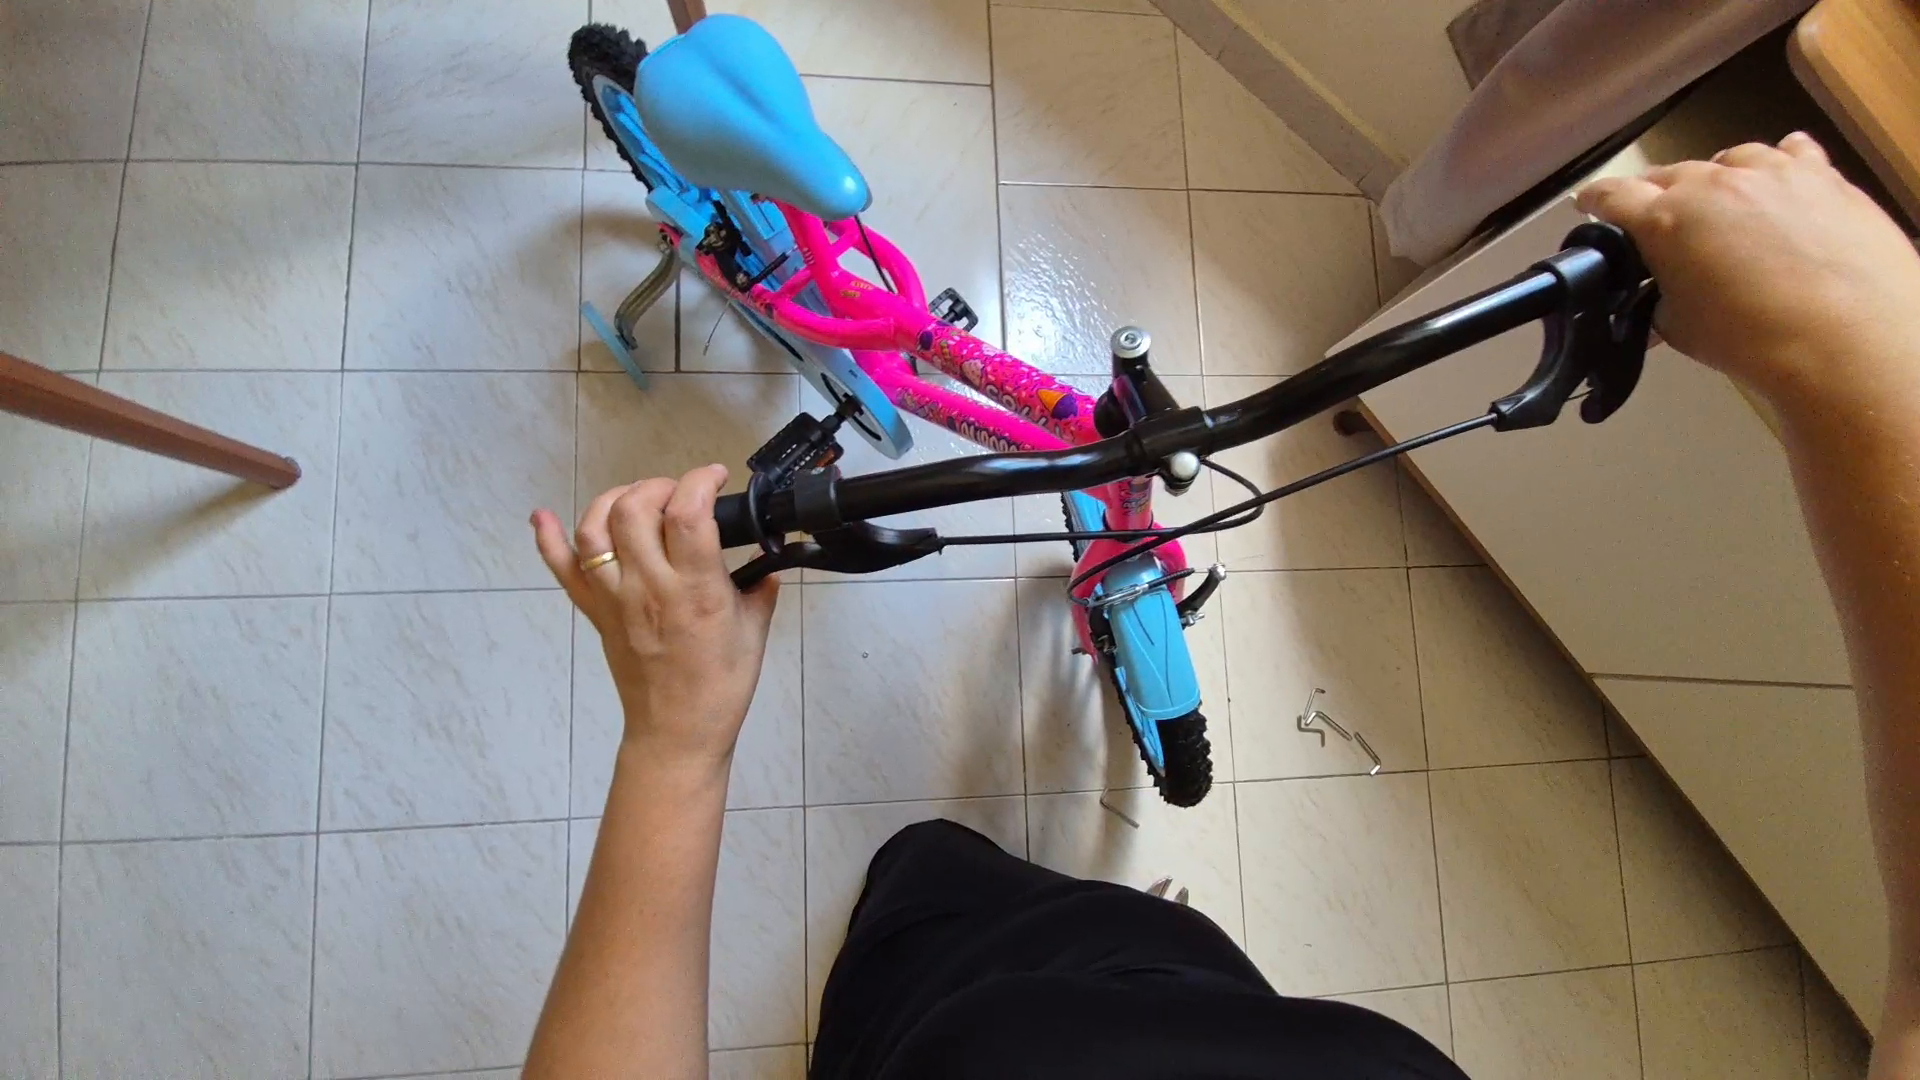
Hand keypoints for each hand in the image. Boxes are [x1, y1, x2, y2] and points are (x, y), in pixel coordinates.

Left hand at [532, 465, 778, 768]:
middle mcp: (649, 587)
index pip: (688, 514)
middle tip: (682, 494)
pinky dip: (547, 538)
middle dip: (659, 485)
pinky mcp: (594, 613)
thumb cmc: (723, 685)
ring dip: (615, 499)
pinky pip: (562, 570)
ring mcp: (614, 599)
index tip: (717, 476)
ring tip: (641, 500)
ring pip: (594, 528)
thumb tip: (769, 563)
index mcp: (696, 591)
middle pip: (634, 509)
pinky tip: (543, 516)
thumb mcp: (756, 630)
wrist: (677, 732)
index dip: (701, 481)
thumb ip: (761, 588)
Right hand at [1578, 133, 1919, 406]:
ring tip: (1710, 200)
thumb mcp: (1673, 321)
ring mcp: (1776, 175)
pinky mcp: (1826, 179)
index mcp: (1665, 220)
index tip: (1586, 203)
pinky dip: (1773, 163)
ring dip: (1712, 177)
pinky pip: (1792, 153)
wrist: (1845, 333)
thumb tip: (1661, 292)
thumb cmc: (1748, 333)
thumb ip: (1658, 294)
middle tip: (1647, 216)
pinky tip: (1772, 178)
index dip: (1593, 200)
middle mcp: (1716, 186)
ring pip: (1729, 159)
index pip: (1613, 196)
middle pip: (1670, 173)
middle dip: (1652, 193)